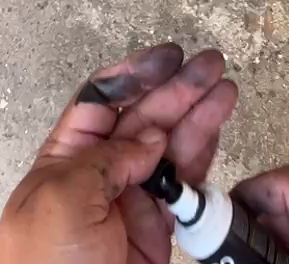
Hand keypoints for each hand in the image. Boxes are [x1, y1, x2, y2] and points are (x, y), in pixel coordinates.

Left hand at [0, 43, 239, 263]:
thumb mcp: (63, 200)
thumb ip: (106, 160)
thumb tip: (150, 142)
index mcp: (63, 160)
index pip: (100, 101)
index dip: (134, 74)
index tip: (167, 56)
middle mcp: (97, 174)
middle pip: (141, 117)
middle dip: (177, 88)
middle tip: (211, 64)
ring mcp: (129, 201)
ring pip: (169, 146)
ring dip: (198, 114)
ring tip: (225, 87)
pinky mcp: (157, 231)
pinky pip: (184, 184)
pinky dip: (204, 154)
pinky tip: (218, 126)